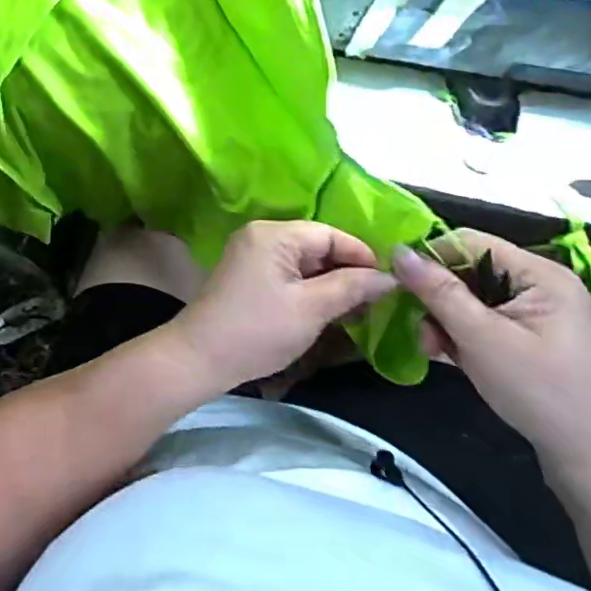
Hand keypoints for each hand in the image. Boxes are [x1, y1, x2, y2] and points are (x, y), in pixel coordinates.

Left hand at [164, 221, 397, 390]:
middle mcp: (260, 236)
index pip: (330, 233)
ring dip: (332, 284)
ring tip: (359, 313)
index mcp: (273, 234)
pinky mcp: (248, 277)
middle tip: (378, 303)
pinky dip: (311, 290)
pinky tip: (331, 312)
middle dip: (349, 272)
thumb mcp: (312, 308)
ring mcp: (251, 256)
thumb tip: (390, 277)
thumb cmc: (258, 330)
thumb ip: (352, 287)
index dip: (362, 256)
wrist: (200, 356)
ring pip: (305, 262)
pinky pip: (289, 274)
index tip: (390, 285)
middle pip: (317, 246)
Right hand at [392, 229, 590, 464]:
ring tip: (433, 350)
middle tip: (420, 331)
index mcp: (540, 274)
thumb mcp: (481, 338)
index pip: (468, 242)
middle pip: (466, 270)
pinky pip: (481, 320)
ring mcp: (536, 313)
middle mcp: (539, 285)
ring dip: (442, 320)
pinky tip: (449, 357)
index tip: (397, 285)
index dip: (428, 257)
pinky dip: (459, 335)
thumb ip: (438, 291)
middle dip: (435, 298)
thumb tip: (397, 250)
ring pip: (468, 298)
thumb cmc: (542, 392)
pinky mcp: (530, 339)